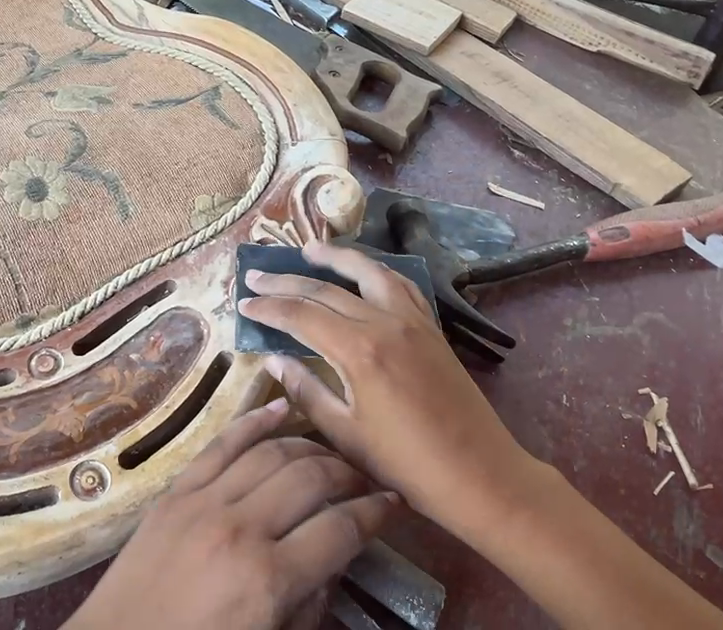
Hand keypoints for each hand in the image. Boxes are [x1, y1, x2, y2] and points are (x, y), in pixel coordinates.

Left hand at [63, 397, 396, 629]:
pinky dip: (254, 421)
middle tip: (366, 480)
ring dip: (310, 447)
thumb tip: (334, 559)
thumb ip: (309, 605)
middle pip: (311, 478)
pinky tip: (282, 407)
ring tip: (333, 455)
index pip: (341, 529)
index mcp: (268, 580)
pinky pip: (221, 444)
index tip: (394, 504)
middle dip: (348, 475)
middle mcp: (240, 528)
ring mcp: (202, 502)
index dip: (376, 514)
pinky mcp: (175, 491)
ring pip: (271, 452)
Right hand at [238, 241, 543, 534]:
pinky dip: (375, 271)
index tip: (243, 302)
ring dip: (336, 257)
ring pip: (368, 273)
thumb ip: (307, 391)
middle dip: (286, 280)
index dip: (268, 306)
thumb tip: (275, 359)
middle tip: (256, 273)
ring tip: (309, 249)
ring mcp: (412, 321)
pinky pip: (400, 285)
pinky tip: (364, 272)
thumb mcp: (346, 434)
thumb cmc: (406, 463)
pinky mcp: (431, 328)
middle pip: (326, 289)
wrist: (479, 474)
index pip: (300, 314)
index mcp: (358, 351)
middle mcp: (383, 323)